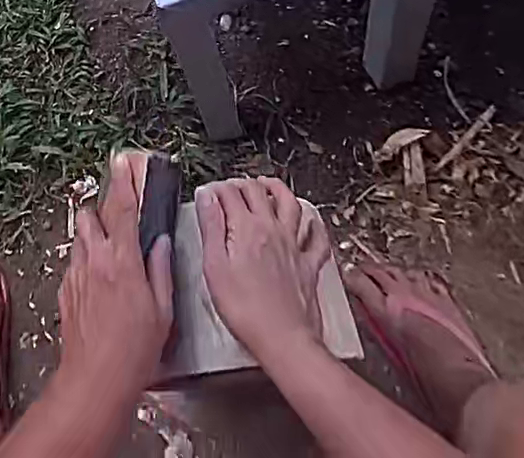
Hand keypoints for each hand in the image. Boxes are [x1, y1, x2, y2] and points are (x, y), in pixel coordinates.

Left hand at [57, 151, 174, 401]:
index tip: (122, 162)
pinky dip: (87, 262)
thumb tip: (160, 244)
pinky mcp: (66, 291)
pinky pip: (75, 263)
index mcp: (122, 259)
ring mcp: (77, 274)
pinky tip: (100, 282)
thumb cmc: (132, 351)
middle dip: (104, 210)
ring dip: (95, 236)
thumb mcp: (161, 309)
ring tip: (111, 254)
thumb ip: (160, 269)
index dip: (124, 180)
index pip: (122, 207)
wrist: (94, 382)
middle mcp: (95, 260)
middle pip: (92, 215)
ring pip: (81, 238)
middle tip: (119, 217)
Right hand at [197, 177, 331, 363]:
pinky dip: (314, 225)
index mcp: (247, 228)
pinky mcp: (308, 264)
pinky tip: (311, 221)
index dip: (218, 189)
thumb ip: (211, 227)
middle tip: (233, 186)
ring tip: (269, 184)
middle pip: (258, 192)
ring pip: (290, 204)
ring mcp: (293, 245)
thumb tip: (206, 197)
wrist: (283, 340)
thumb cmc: (245, 310)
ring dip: (279, 189)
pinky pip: (317, 238)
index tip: (210, 193)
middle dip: (243, 183)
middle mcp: (272, 229)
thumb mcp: (215, 267)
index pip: (230, 194)